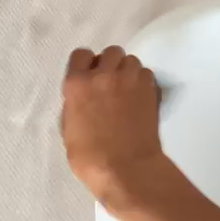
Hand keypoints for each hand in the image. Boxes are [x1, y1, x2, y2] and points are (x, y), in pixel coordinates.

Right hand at [61, 46, 174, 215]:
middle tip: (110, 83)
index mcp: (78, 84)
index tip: (89, 77)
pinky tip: (140, 98)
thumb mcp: (69, 129)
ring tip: (127, 90)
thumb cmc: (91, 158)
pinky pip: (146, 73)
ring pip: (131, 60)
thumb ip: (75, 104)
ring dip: (128, 72)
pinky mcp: (150, 87)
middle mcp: (104, 74)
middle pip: (110, 52)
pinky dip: (143, 82)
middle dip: (110, 65)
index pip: (81, 54)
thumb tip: (83, 96)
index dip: (86, 65)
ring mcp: (129, 78)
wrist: (127, 169)